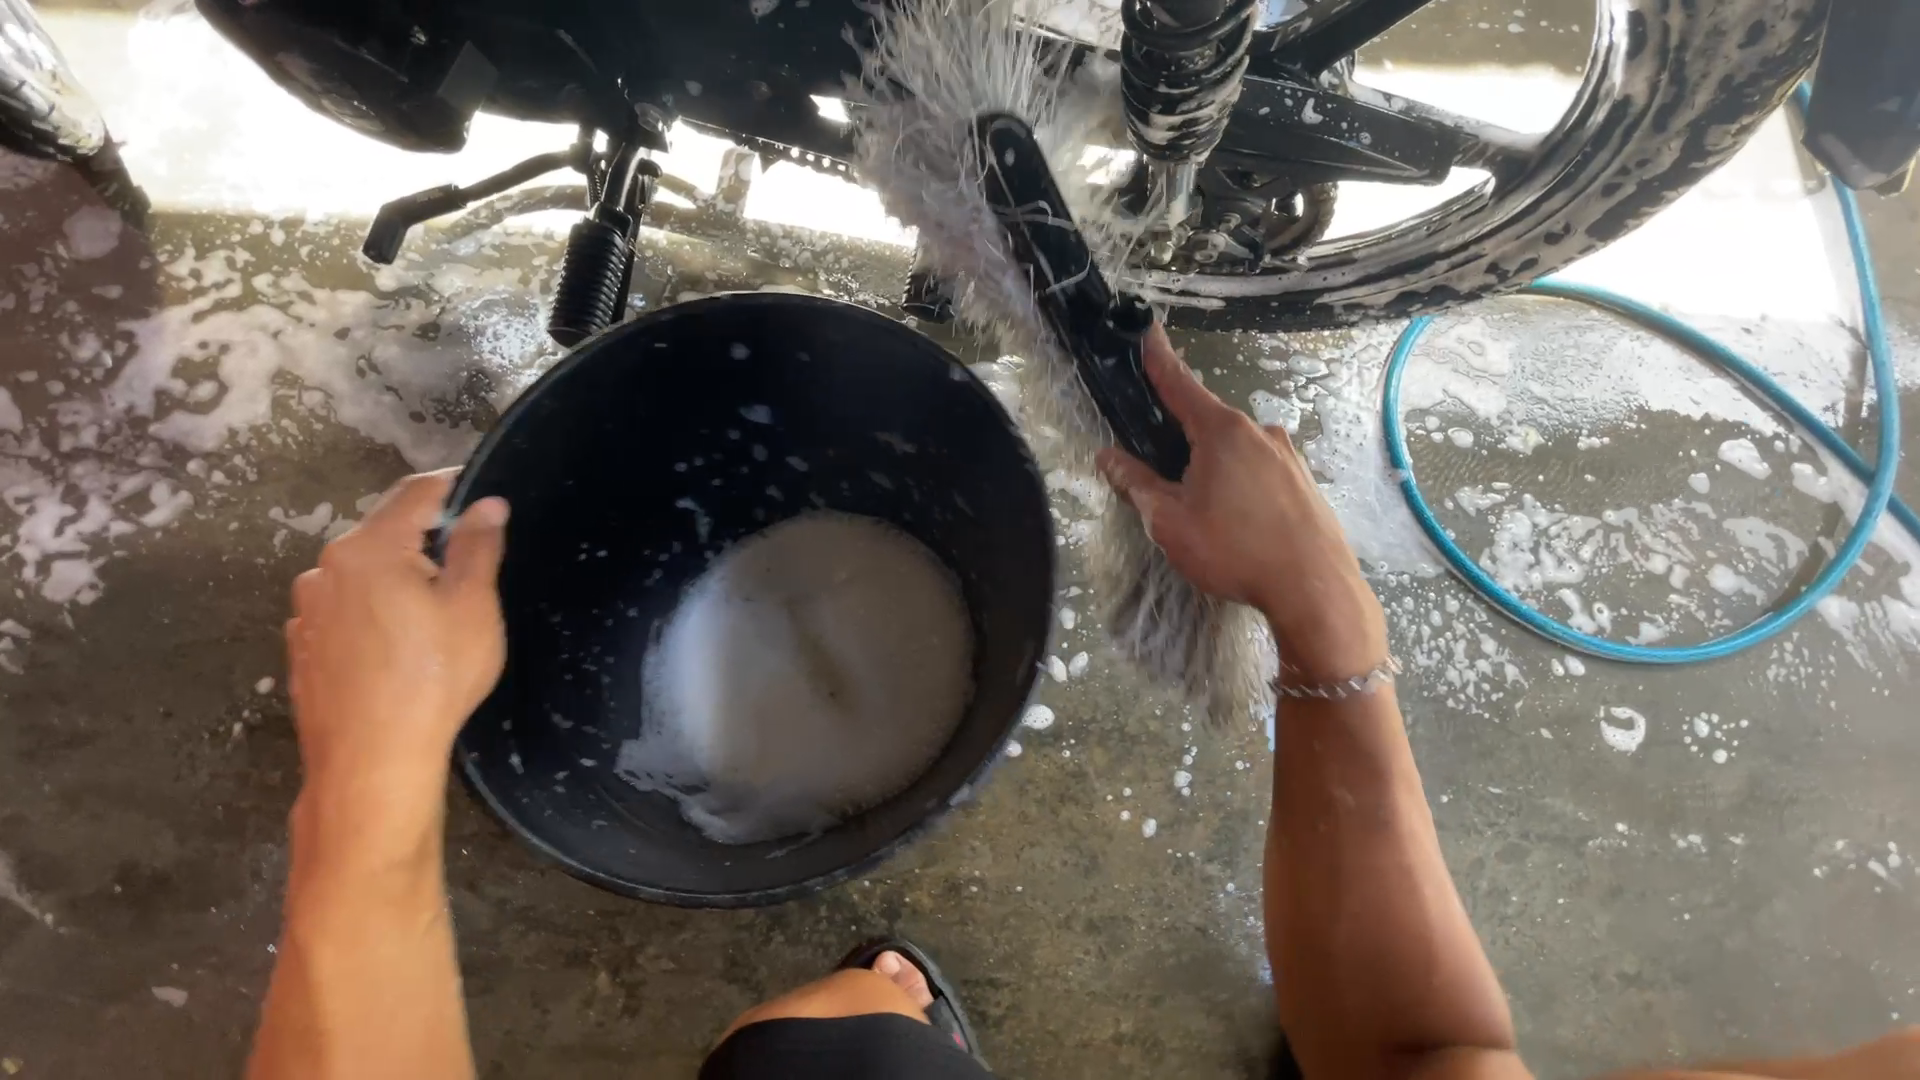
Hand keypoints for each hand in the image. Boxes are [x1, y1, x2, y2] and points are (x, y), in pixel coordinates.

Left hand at [286, 471, 508, 817]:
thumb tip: (488, 503)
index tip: (484, 495)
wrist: (371, 757)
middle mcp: (326, 568)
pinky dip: (377, 608)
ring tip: (437, 615)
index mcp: (369, 549)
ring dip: (400, 576)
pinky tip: (401, 645)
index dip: (453, 486)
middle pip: (386, 532)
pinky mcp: (303, 644)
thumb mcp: (473, 606)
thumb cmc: (434, 674)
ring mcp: (308, 609)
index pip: (415, 493)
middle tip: (471, 570)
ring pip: (365, 572)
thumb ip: (478, 547)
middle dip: (428, 540)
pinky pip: (347, 607)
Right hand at [1096, 325, 1386, 683]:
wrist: (1314, 589)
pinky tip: (1235, 521)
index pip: (1179, 383)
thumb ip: (1136, 485)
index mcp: (1221, 431)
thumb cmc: (1233, 550)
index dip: (1158, 358)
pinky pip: (1258, 469)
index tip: (1147, 330)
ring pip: (1234, 450)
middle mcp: (1259, 431)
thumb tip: (1107, 457)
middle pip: (1206, 422)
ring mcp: (1287, 455)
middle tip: (1163, 478)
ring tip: (1202, 513)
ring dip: (1211, 468)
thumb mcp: (1169, 521)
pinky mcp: (1304, 480)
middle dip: (1180, 440)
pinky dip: (1238, 483)